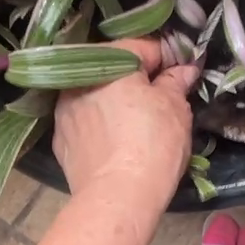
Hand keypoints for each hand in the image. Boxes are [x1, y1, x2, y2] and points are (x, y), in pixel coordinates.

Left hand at [54, 39, 199, 215]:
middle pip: (115, 70)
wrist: (118, 197)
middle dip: (139, 81)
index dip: (168, 59)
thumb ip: (176, 81)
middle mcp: (78, 79)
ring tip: (138, 124)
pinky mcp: (60, 140)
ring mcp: (64, 110)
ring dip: (116, 102)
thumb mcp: (176, 108)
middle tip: (163, 101)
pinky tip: (117, 143)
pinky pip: (86, 122)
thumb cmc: (152, 144)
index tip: (182, 76)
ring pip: (97, 96)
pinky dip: (101, 126)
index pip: (144, 46)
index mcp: (108, 61)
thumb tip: (183, 69)